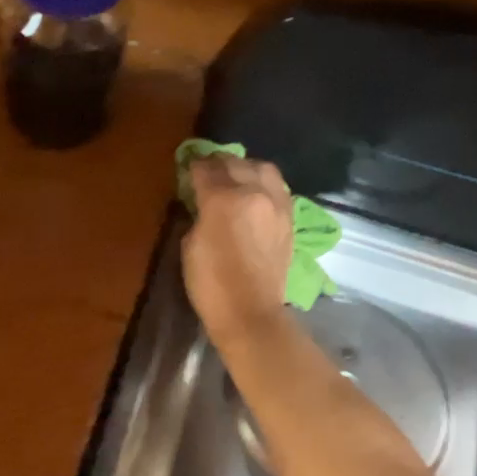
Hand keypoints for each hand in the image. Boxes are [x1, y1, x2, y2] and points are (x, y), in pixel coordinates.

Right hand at [183, 156, 293, 344]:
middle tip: (207, 170)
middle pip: (235, 163)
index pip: (206, 169)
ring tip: (235, 176)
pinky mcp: (289, 217)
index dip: (194, 166)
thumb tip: (203, 203)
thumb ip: (197, 214)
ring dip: (245, 167)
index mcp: (223, 199)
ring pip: (262, 168)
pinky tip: (255, 192)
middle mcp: (254, 192)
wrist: (250, 312)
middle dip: (218, 164)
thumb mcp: (190, 245)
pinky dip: (263, 182)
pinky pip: (277, 187)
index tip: (187, 168)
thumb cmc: (210, 283)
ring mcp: (276, 204)